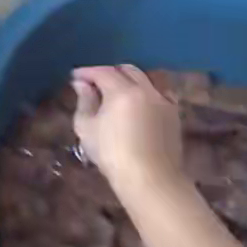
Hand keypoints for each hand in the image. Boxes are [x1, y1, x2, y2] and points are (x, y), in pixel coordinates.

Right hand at [71, 65, 184, 189]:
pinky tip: (132, 105)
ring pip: (145, 80)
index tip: (73, 77)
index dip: (85, 72)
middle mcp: (148, 91)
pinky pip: (157, 94)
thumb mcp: (86, 126)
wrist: (150, 176)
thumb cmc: (110, 151)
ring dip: (127, 81)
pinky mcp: (173, 115)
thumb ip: (85, 101)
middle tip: (91, 83)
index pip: (103, 72)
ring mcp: (165, 102)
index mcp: (123, 92)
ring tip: (111, 93)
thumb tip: (82, 84)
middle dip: (108, 72)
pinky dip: (142, 92)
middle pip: (128, 70)